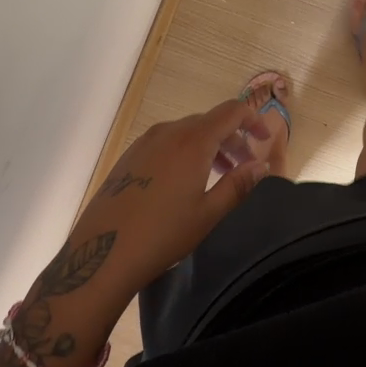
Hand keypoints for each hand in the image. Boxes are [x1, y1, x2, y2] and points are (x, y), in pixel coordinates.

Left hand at [71, 97, 273, 297]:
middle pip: (209, 121)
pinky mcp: (129, 156)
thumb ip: (238, 184)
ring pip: (187, 131)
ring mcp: (145, 142)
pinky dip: (185, 151)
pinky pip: (166, 142)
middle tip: (243, 166)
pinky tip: (183, 181)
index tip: (264, 140)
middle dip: (232, 138)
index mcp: (194, 141)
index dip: (253, 120)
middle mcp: (170, 132)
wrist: (101, 255)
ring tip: (217, 175)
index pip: (232, 111)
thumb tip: (261, 165)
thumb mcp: (208, 214)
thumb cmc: (162, 235)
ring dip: (208, 145)